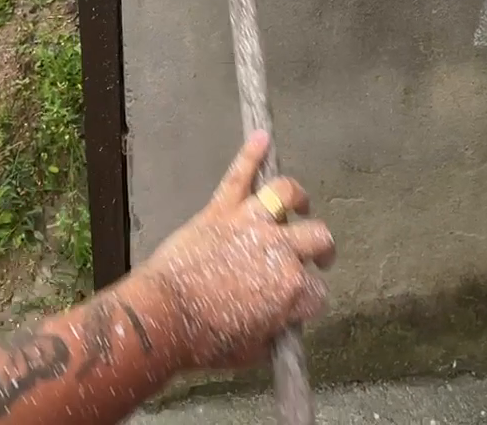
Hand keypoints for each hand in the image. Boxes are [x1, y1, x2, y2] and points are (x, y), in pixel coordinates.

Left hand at [129, 131, 335, 371]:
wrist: (165, 316)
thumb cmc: (205, 339)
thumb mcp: (252, 350)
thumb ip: (273, 330)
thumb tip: (276, 321)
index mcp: (290, 289)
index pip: (317, 292)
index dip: (310, 298)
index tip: (301, 302)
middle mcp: (279, 249)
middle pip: (317, 237)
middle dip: (321, 248)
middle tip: (318, 255)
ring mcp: (250, 223)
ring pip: (284, 194)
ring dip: (297, 197)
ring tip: (299, 203)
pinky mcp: (221, 209)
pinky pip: (239, 174)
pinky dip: (251, 153)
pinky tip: (262, 136)